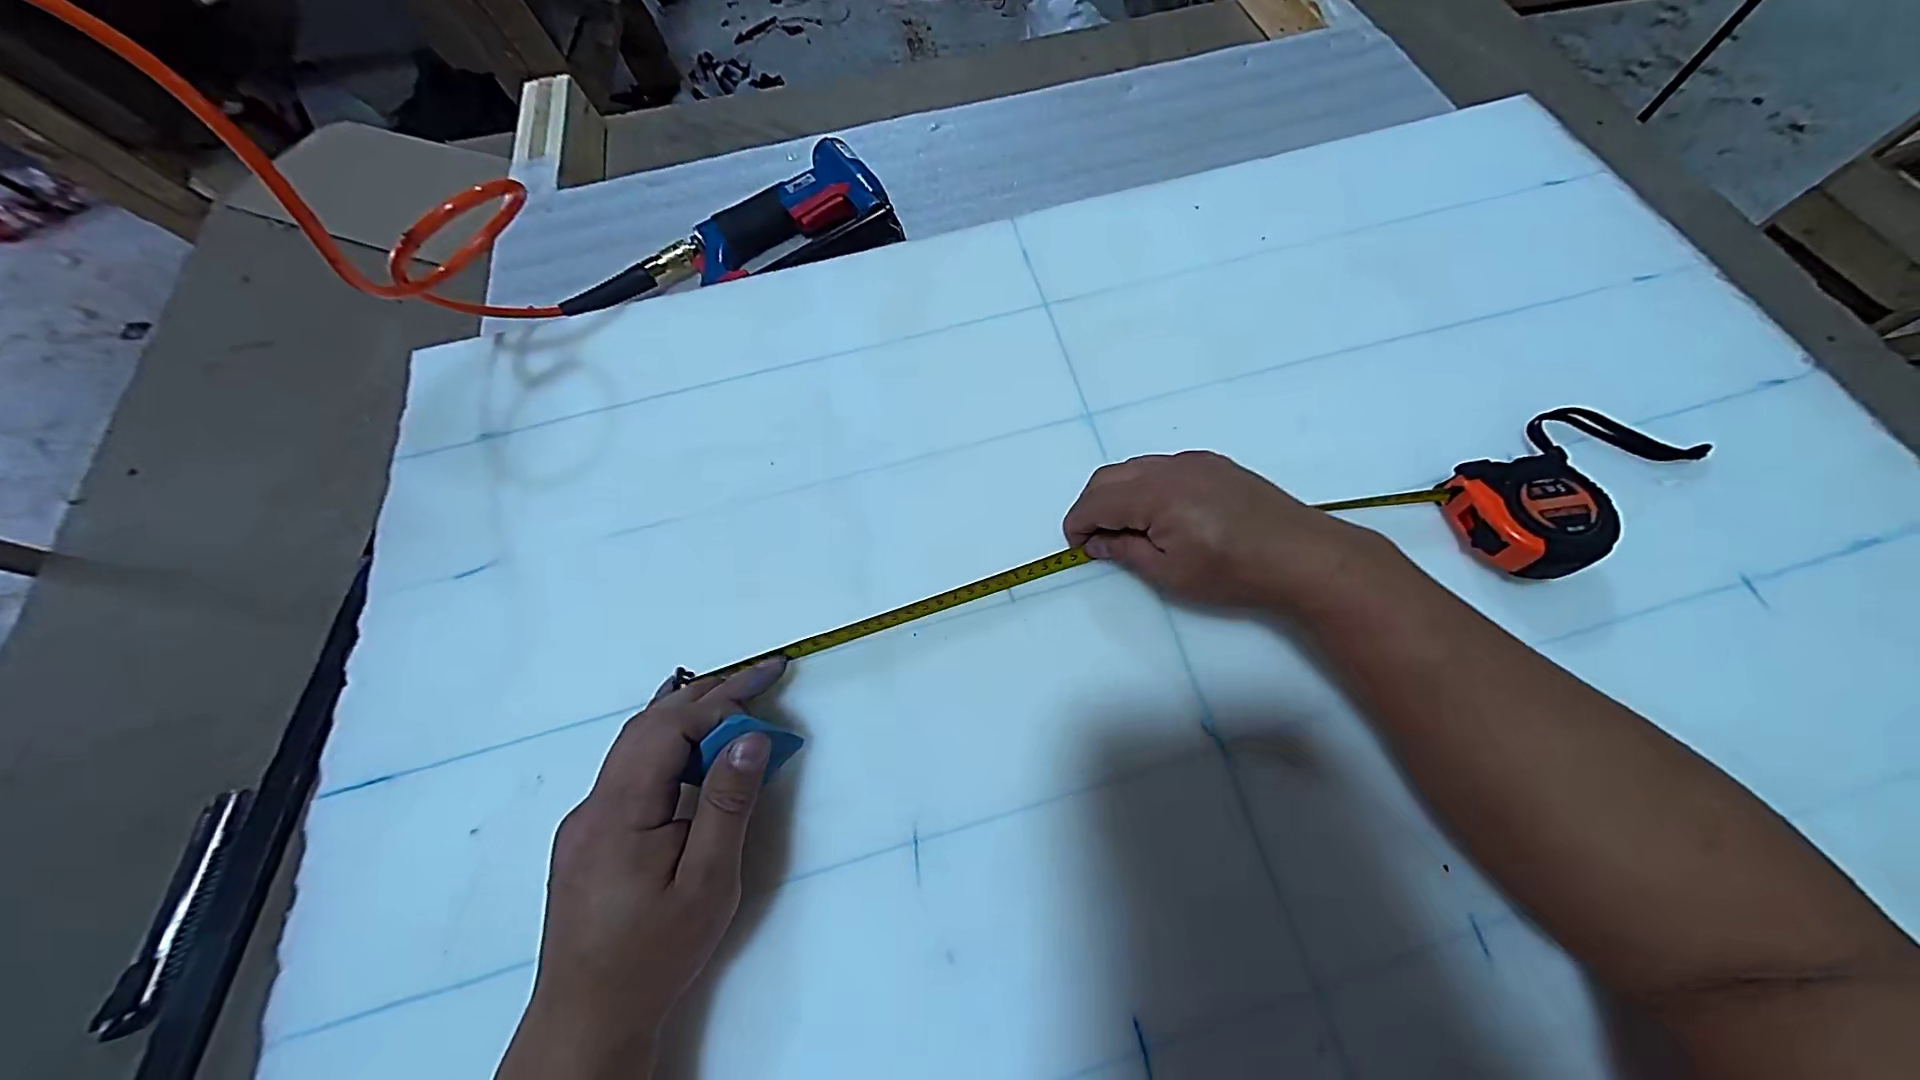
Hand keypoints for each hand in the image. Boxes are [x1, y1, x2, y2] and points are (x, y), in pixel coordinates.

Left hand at [496, 659, 786, 1079]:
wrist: (588, 1020)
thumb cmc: (655, 955)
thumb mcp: (708, 882)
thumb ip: (729, 804)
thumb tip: (750, 737)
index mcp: (620, 812)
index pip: (671, 728)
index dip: (723, 698)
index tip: (768, 678)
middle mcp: (594, 804)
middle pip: (650, 725)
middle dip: (708, 693)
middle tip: (759, 675)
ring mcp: (587, 819)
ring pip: (636, 743)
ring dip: (686, 713)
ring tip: (731, 693)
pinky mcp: (591, 833)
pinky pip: (632, 767)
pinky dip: (668, 740)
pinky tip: (685, 738)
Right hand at [1063, 451, 1401, 612]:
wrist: (1303, 558)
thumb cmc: (1233, 572)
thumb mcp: (1169, 573)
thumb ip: (1125, 551)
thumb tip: (1097, 542)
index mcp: (1156, 493)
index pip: (1097, 501)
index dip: (1078, 524)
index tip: (1077, 547)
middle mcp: (1171, 468)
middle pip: (1109, 477)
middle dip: (1092, 506)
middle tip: (1096, 541)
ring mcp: (1195, 462)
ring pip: (1135, 468)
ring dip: (1117, 494)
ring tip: (1127, 530)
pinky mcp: (1215, 465)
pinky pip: (1163, 467)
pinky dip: (1144, 486)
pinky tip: (1159, 515)